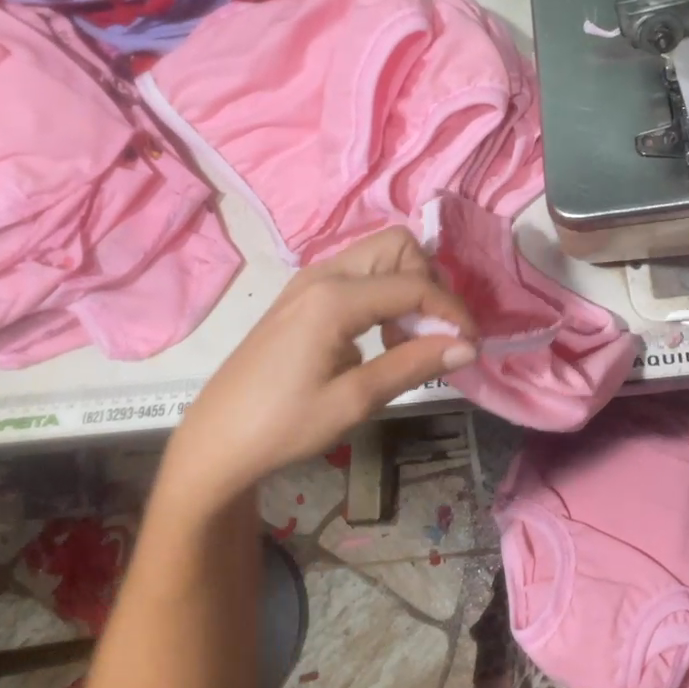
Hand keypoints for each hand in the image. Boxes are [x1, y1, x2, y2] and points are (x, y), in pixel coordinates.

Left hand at [158, 227, 477, 514]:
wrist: (216, 441)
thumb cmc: (283, 425)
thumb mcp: (355, 400)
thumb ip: (413, 365)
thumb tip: (467, 346)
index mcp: (334, 298)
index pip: (415, 285)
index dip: (452, 312)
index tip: (472, 345)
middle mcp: (323, 275)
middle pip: (398, 246)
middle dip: (429, 282)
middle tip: (435, 333)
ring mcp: (309, 281)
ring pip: (379, 255)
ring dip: (408, 286)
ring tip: (410, 338)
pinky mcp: (303, 295)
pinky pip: (359, 274)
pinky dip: (384, 293)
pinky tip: (381, 337)